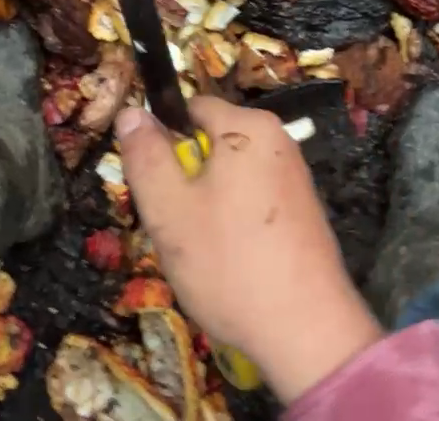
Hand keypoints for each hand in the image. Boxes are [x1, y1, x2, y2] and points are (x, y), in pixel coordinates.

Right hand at [115, 98, 383, 402]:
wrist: (306, 330)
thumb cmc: (230, 263)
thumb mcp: (170, 210)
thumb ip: (146, 156)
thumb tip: (131, 111)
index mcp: (250, 126)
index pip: (191, 108)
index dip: (164, 142)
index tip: (155, 187)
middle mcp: (279, 139)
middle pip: (212, 143)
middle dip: (186, 180)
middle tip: (176, 227)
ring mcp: (295, 175)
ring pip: (230, 177)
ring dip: (207, 205)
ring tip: (203, 251)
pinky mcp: (303, 209)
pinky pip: (253, 200)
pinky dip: (235, 223)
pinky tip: (231, 263)